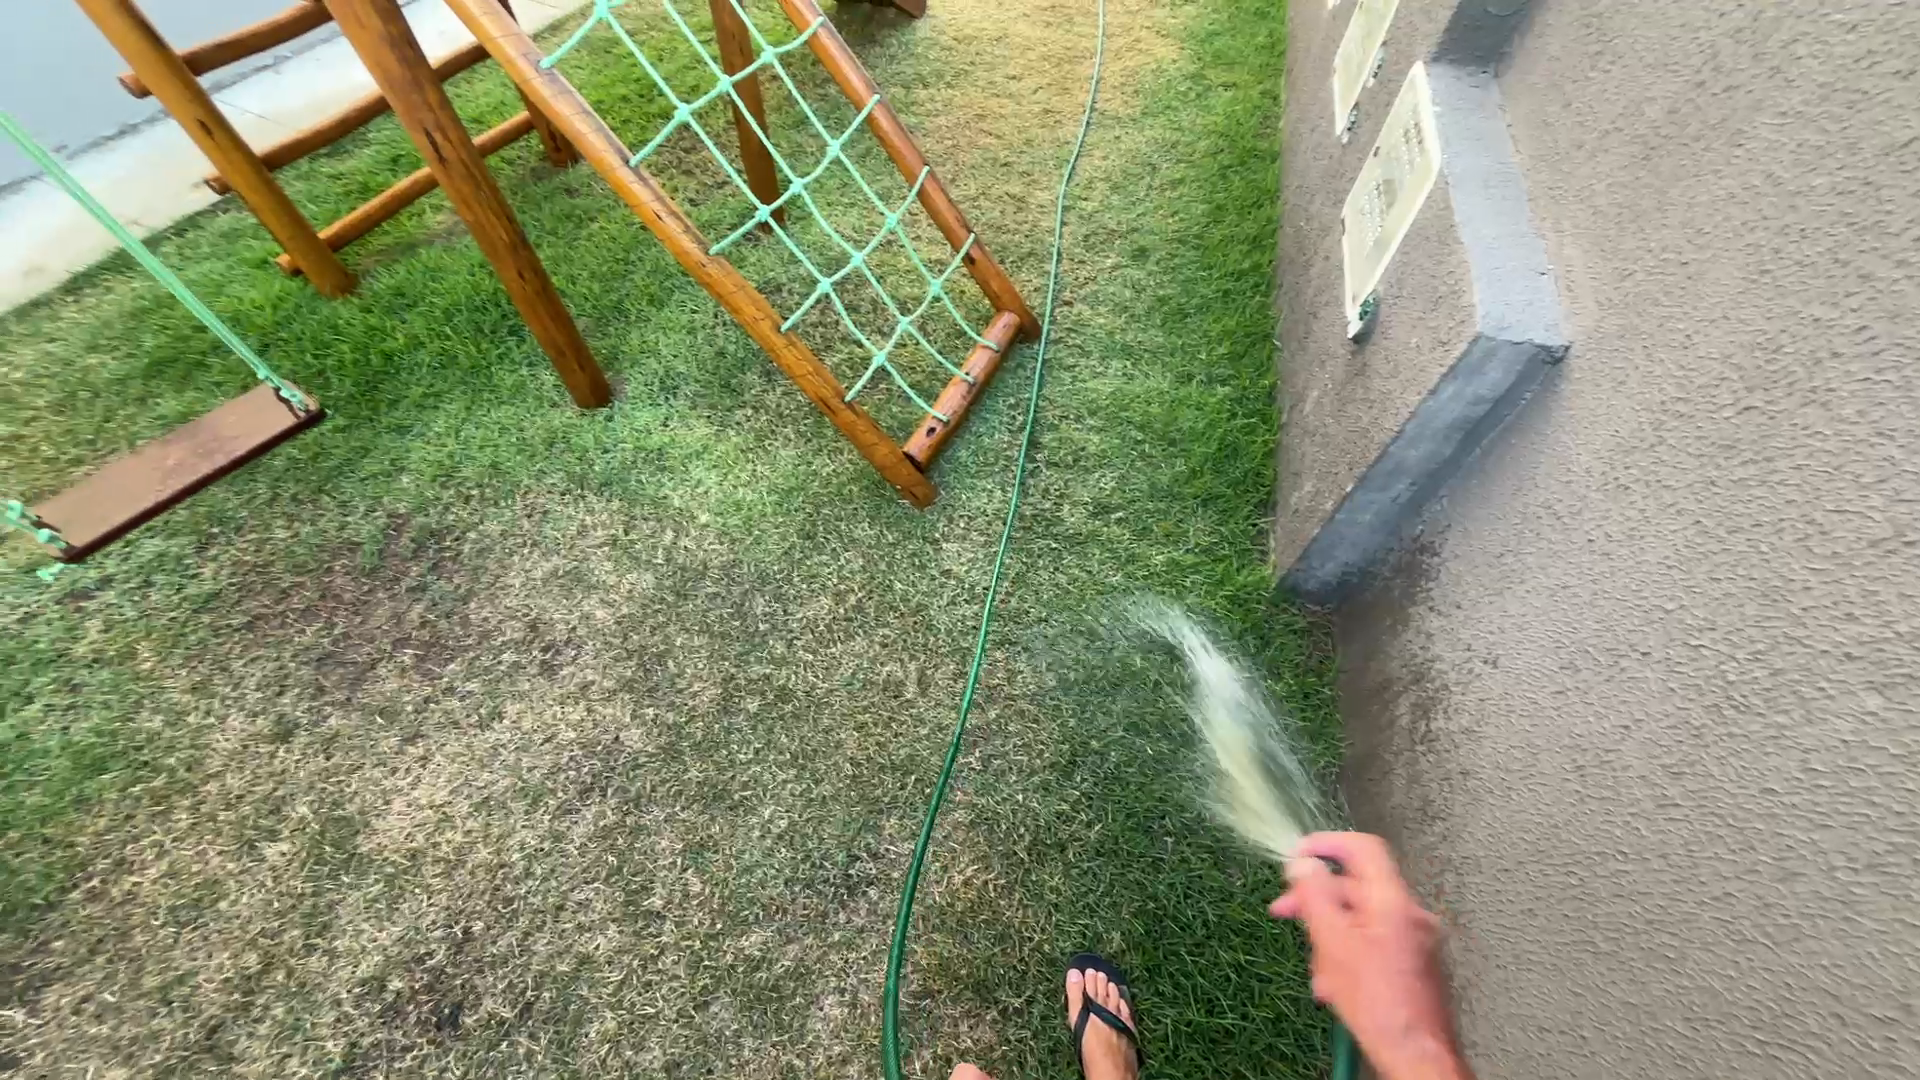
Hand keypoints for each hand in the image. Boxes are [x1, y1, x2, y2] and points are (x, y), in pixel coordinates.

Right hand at [1269, 832, 1470, 1079]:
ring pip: (1358, 916)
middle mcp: (1408, 914)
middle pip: (1353, 885)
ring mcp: (1413, 939)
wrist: (1416, 1057)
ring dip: (1328, 933)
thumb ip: (1314, 893)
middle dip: (1315, 899)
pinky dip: (1346, 950)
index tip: (1296, 856)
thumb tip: (1303, 861)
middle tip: (1285, 909)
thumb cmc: (1377, 1004)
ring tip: (1316, 965)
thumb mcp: (1332, 940)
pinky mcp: (1411, 962)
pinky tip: (1332, 980)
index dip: (1324, 844)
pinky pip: (1370, 939)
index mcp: (1392, 901)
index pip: (1361, 847)